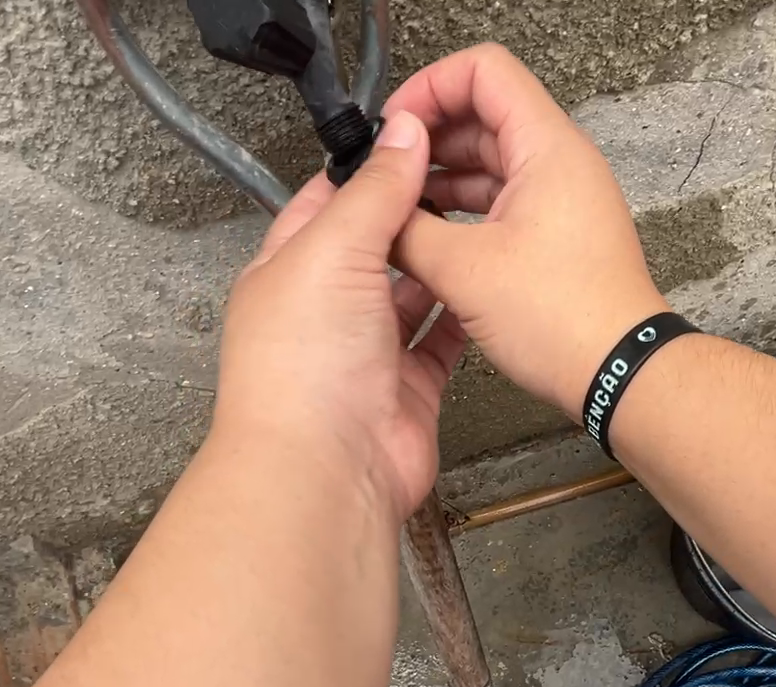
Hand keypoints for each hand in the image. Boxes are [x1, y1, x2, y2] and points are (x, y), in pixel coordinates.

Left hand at [212, 111, 465, 520]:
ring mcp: (371, 352)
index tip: (417, 143)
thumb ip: (375, 193)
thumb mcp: (334, 252)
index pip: (328, 204)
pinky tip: (484, 291)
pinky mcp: (410, 388)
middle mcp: (329, 310)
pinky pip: (440, 344)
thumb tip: (403, 131)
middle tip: (464, 182)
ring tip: (481, 227)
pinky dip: (460, 319)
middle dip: (413, 219)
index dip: (370, 172)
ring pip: (412, 297)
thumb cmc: (306, 366)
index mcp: (291, 270)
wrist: (332, 466)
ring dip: (440, 268)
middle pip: (376, 250)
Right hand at [386, 45, 668, 415]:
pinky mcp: (564, 241)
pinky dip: (471, 215)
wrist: (619, 374)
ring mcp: (566, 205)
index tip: (396, 125)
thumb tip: (377, 218)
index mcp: (548, 150)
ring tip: (405, 212)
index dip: (431, 87)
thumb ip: (408, 232)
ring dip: (447, 183)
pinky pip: (509, 207)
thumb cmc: (567, 323)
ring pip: (495, 168)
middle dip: (431, 142)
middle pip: (486, 119)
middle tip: (390, 174)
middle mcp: (564, 168)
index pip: (484, 72)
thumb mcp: (465, 272)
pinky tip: (438, 241)